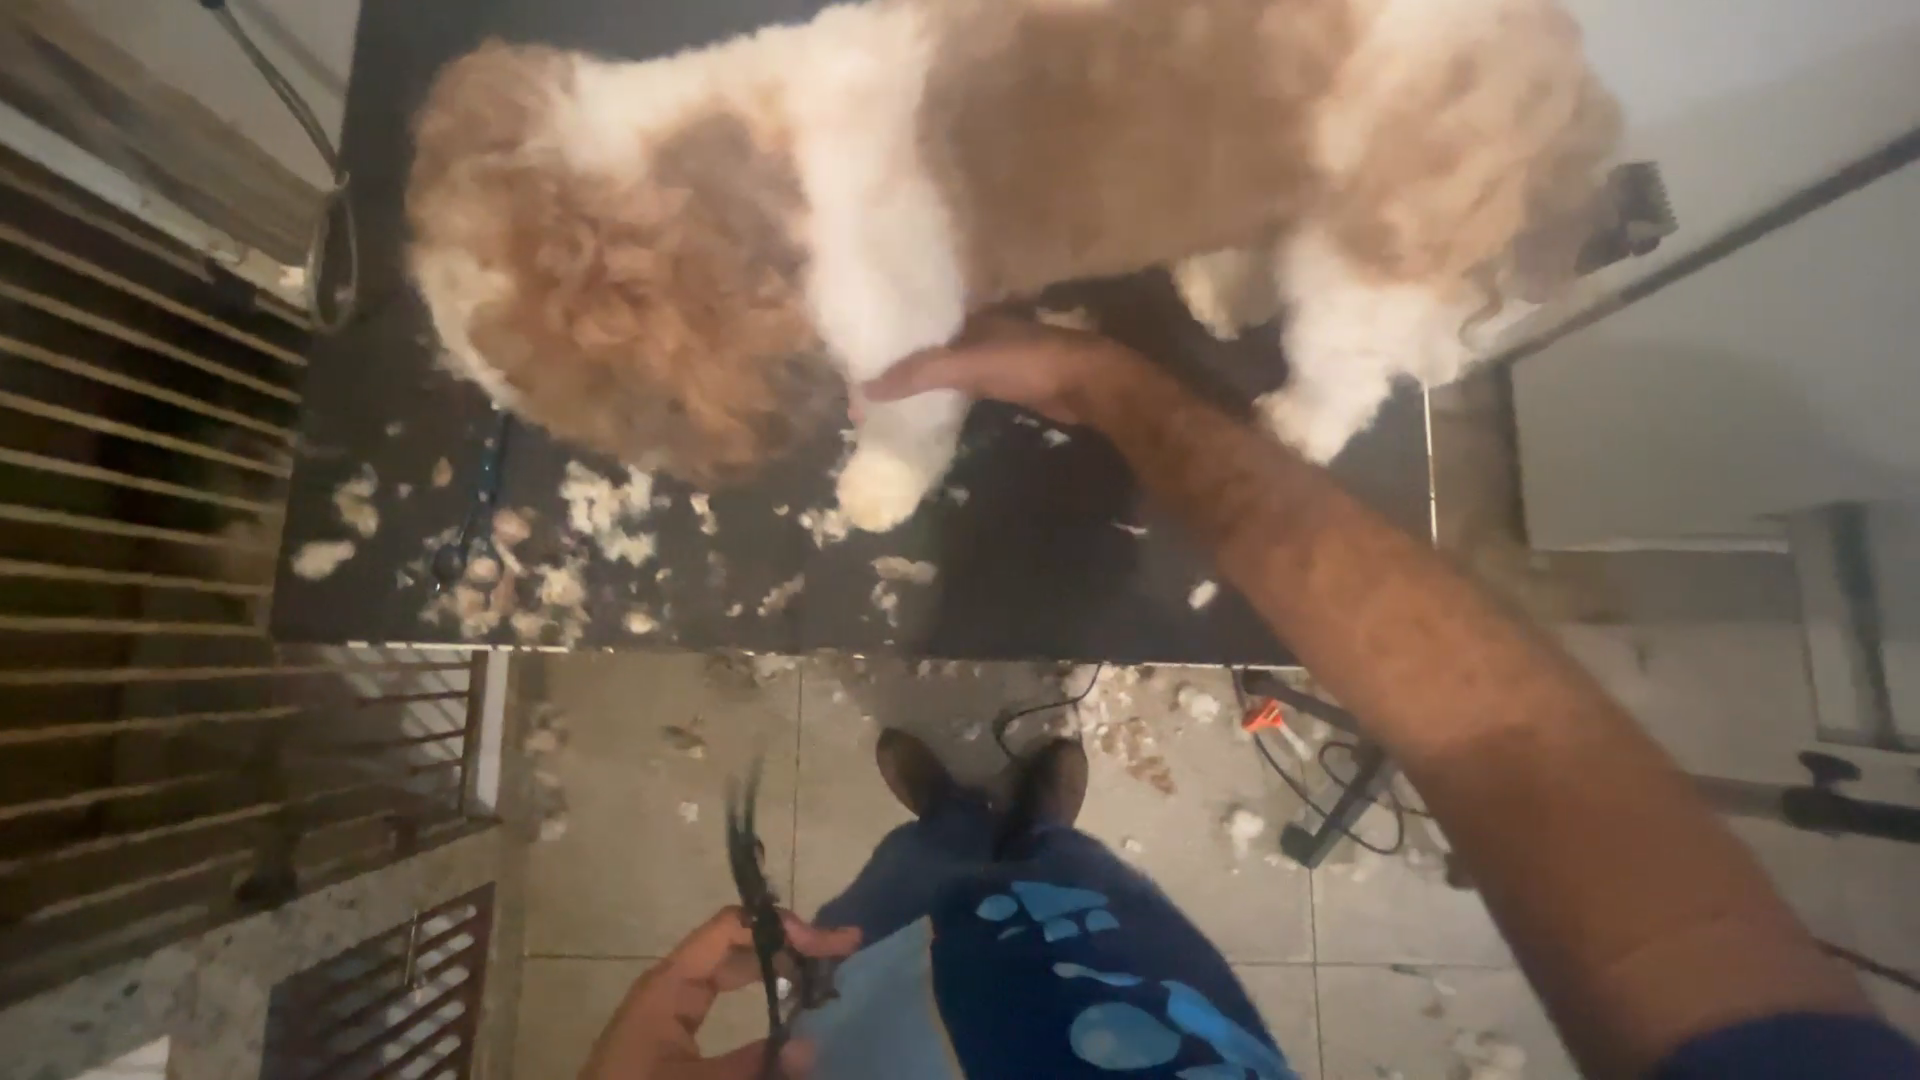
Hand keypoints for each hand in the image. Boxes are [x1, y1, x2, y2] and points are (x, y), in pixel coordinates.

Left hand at [580, 907, 860, 1079]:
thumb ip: (754, 1065)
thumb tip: (813, 1046)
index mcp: (670, 983)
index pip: (732, 928)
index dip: (780, 928)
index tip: (823, 944)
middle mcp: (673, 983)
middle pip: (740, 943)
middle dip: (789, 943)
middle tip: (841, 949)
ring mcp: (672, 1006)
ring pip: (735, 968)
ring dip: (778, 966)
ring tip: (822, 969)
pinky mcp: (674, 1032)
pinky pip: (724, 995)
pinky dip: (759, 991)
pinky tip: (787, 1002)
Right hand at [862, 315, 1151, 426]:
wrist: (1086, 384)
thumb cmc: (1028, 363)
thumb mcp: (968, 364)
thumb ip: (920, 374)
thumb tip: (866, 389)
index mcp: (968, 316)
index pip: (919, 322)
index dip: (890, 337)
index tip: (859, 356)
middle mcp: (979, 330)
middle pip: (932, 346)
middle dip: (903, 361)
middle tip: (866, 383)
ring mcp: (995, 357)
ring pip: (948, 367)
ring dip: (924, 380)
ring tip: (888, 398)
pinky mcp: (1007, 383)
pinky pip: (965, 387)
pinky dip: (946, 395)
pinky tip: (929, 407)